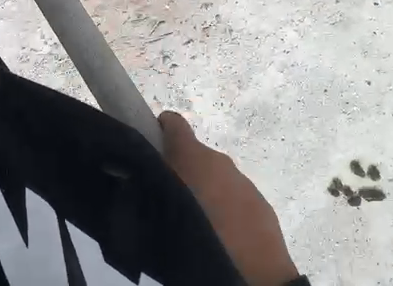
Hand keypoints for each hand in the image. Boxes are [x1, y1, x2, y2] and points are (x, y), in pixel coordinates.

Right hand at [159, 112, 298, 285]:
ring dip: (204, 193)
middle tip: (167, 200)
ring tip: (194, 224)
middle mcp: (220, 160)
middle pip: (194, 155)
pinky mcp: (263, 208)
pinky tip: (220, 238)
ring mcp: (245, 184)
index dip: (158, 132)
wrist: (256, 275)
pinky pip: (236, 200)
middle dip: (180, 171)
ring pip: (216, 179)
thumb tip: (128, 170)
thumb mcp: (157, 205)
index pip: (173, 122)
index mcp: (193, 154)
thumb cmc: (199, 231)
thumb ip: (145, 180)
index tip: (148, 154)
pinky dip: (226, 211)